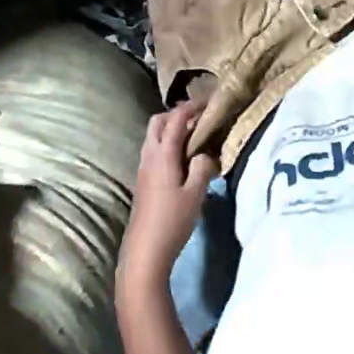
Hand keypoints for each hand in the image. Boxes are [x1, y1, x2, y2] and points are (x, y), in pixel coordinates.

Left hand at [119, 101, 217, 292]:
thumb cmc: (172, 221)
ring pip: (153, 136)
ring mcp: (143, 168)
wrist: (144, 252)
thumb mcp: (195, 194)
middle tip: (200, 117)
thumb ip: (203, 168)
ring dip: (171, 129)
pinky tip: (183, 157)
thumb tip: (206, 154)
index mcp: (162, 154)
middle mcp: (149, 156)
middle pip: (158, 122)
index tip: (210, 101)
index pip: (176, 119)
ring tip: (195, 135)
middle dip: (177, 113)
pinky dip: (167, 143)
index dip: (192, 106)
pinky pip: (154, 150)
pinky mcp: (143, 180)